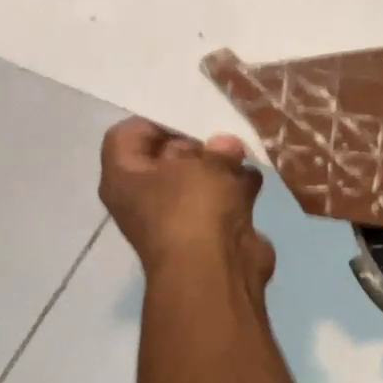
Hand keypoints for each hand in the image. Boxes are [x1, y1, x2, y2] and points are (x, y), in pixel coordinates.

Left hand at [98, 118, 274, 286]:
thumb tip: (226, 143)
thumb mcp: (204, 167)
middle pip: (166, 157)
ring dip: (223, 166)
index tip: (194, 115)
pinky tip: (259, 177)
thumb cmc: (193, 210)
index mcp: (124, 176)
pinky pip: (223, 198)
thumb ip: (216, 150)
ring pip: (199, 178)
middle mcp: (145, 193)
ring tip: (249, 152)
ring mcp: (179, 212)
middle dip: (198, 144)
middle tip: (228, 133)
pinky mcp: (212, 227)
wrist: (215, 267)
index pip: (128, 135)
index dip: (158, 121)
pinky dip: (239, 187)